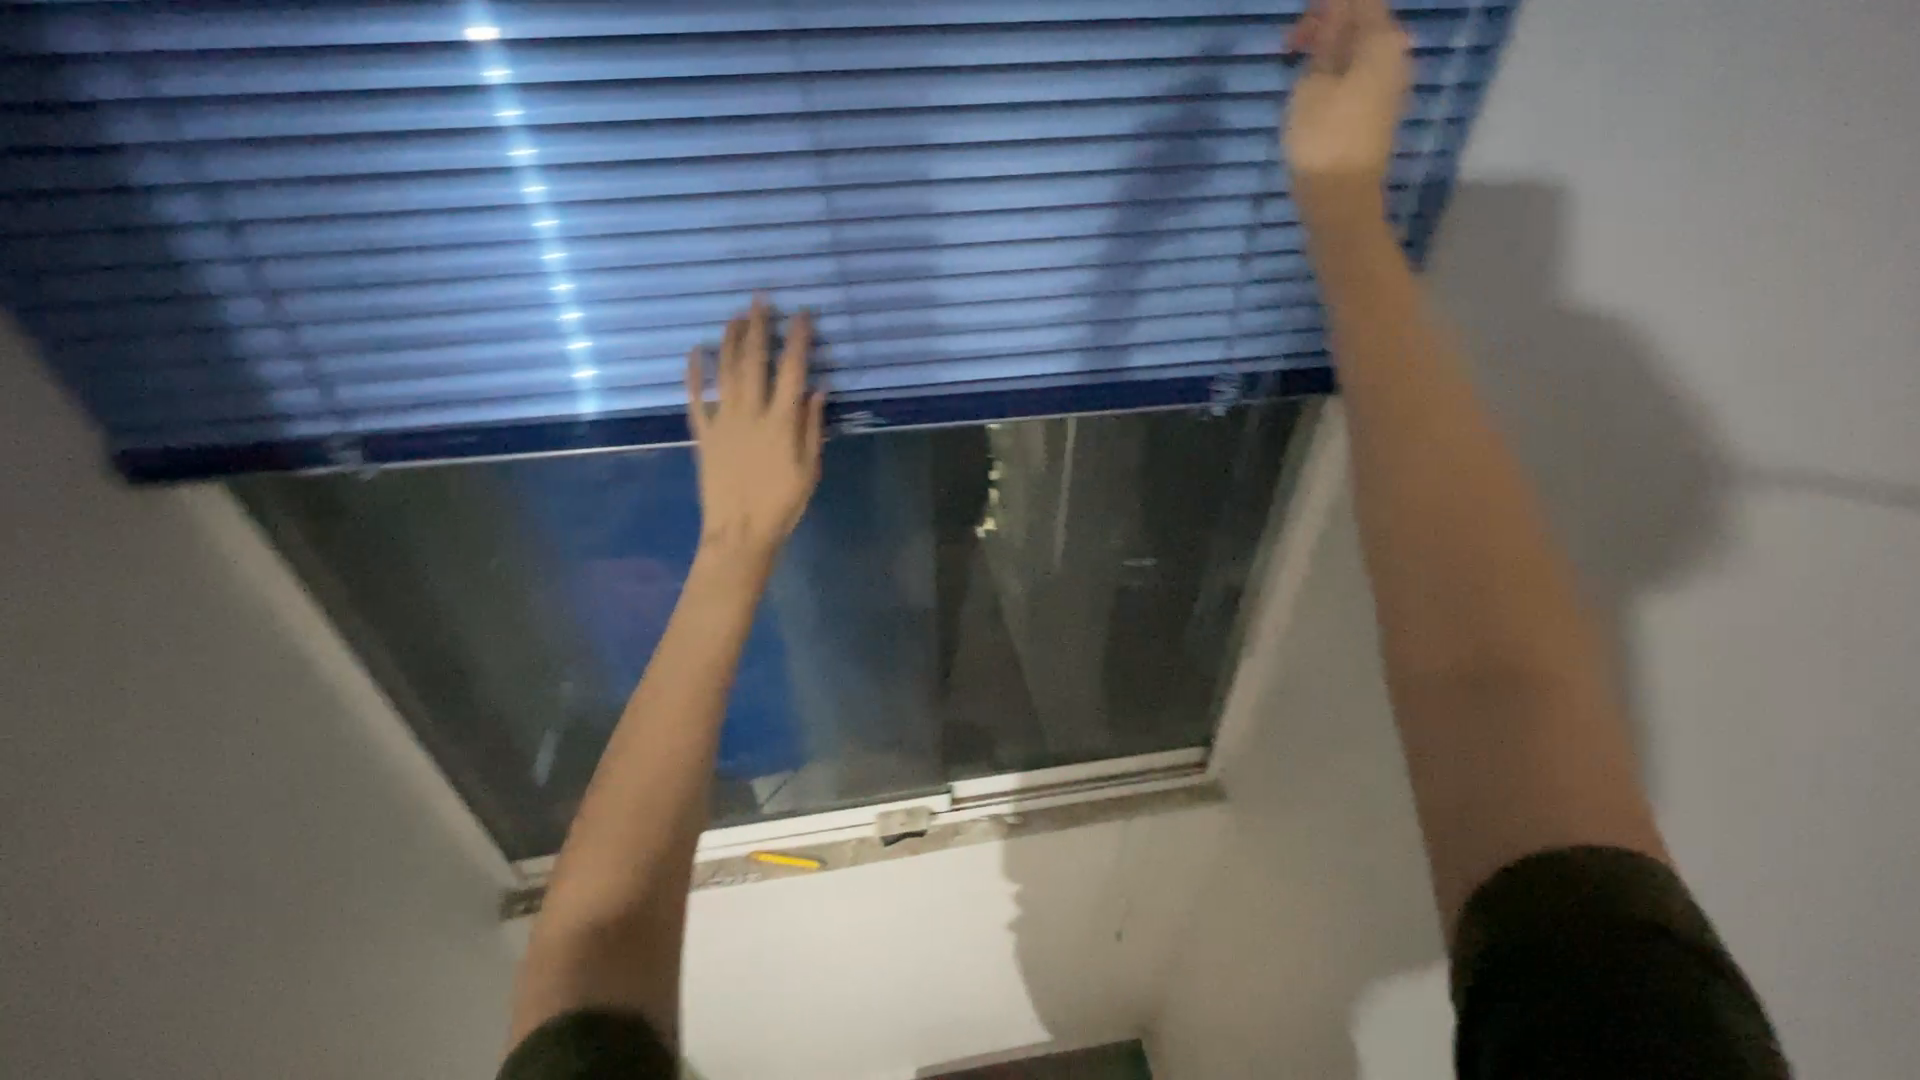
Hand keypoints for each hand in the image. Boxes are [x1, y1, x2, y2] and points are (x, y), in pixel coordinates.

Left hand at [685, 295, 824, 563]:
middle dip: (758, 327)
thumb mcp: (809, 469)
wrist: (739, 532)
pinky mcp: (703, 434)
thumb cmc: (782, 504)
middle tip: (761, 300)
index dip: (797, 339)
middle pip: (753, 360)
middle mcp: (750, 413)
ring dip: (729, 340)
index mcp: (781, 422)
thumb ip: (812, 427)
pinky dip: (693, 372)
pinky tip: (694, 350)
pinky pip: (694, 397)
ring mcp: (722, 421)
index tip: (802, 314)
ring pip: (724, 371)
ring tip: (735, 316)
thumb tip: (817, 390)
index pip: (791, 370)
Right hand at [1284, 0, 1411, 218]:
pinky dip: (1338, 72)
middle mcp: (1396, 54)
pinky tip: (1314, 89)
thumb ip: (1325, 39)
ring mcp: (1392, 83)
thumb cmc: (1322, 137)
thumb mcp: (1312, 81)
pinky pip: (1360, 74)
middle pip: (1363, 21)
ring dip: (1330, 51)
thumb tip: (1334, 14)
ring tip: (1298, 68)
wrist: (1341, 197)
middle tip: (1290, 46)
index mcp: (1383, 38)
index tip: (1296, 28)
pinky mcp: (1381, 109)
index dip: (1326, 6)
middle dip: (1328, 25)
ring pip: (1360, 49)